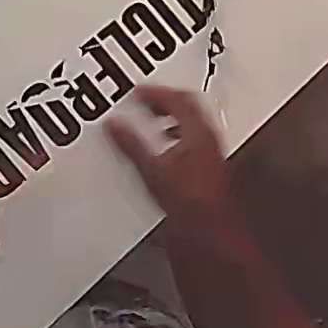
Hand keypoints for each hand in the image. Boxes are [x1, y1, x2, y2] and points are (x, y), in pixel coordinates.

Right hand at [104, 85, 233, 228]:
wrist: (208, 235)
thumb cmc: (190, 204)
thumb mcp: (151, 168)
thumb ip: (131, 144)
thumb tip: (115, 126)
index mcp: (199, 133)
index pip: (179, 100)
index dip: (157, 93)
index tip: (139, 92)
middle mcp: (209, 141)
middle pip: (189, 109)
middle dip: (165, 103)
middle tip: (145, 102)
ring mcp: (212, 156)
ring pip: (192, 127)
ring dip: (170, 121)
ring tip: (151, 123)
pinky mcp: (208, 172)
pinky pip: (193, 145)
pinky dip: (175, 140)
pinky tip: (162, 152)